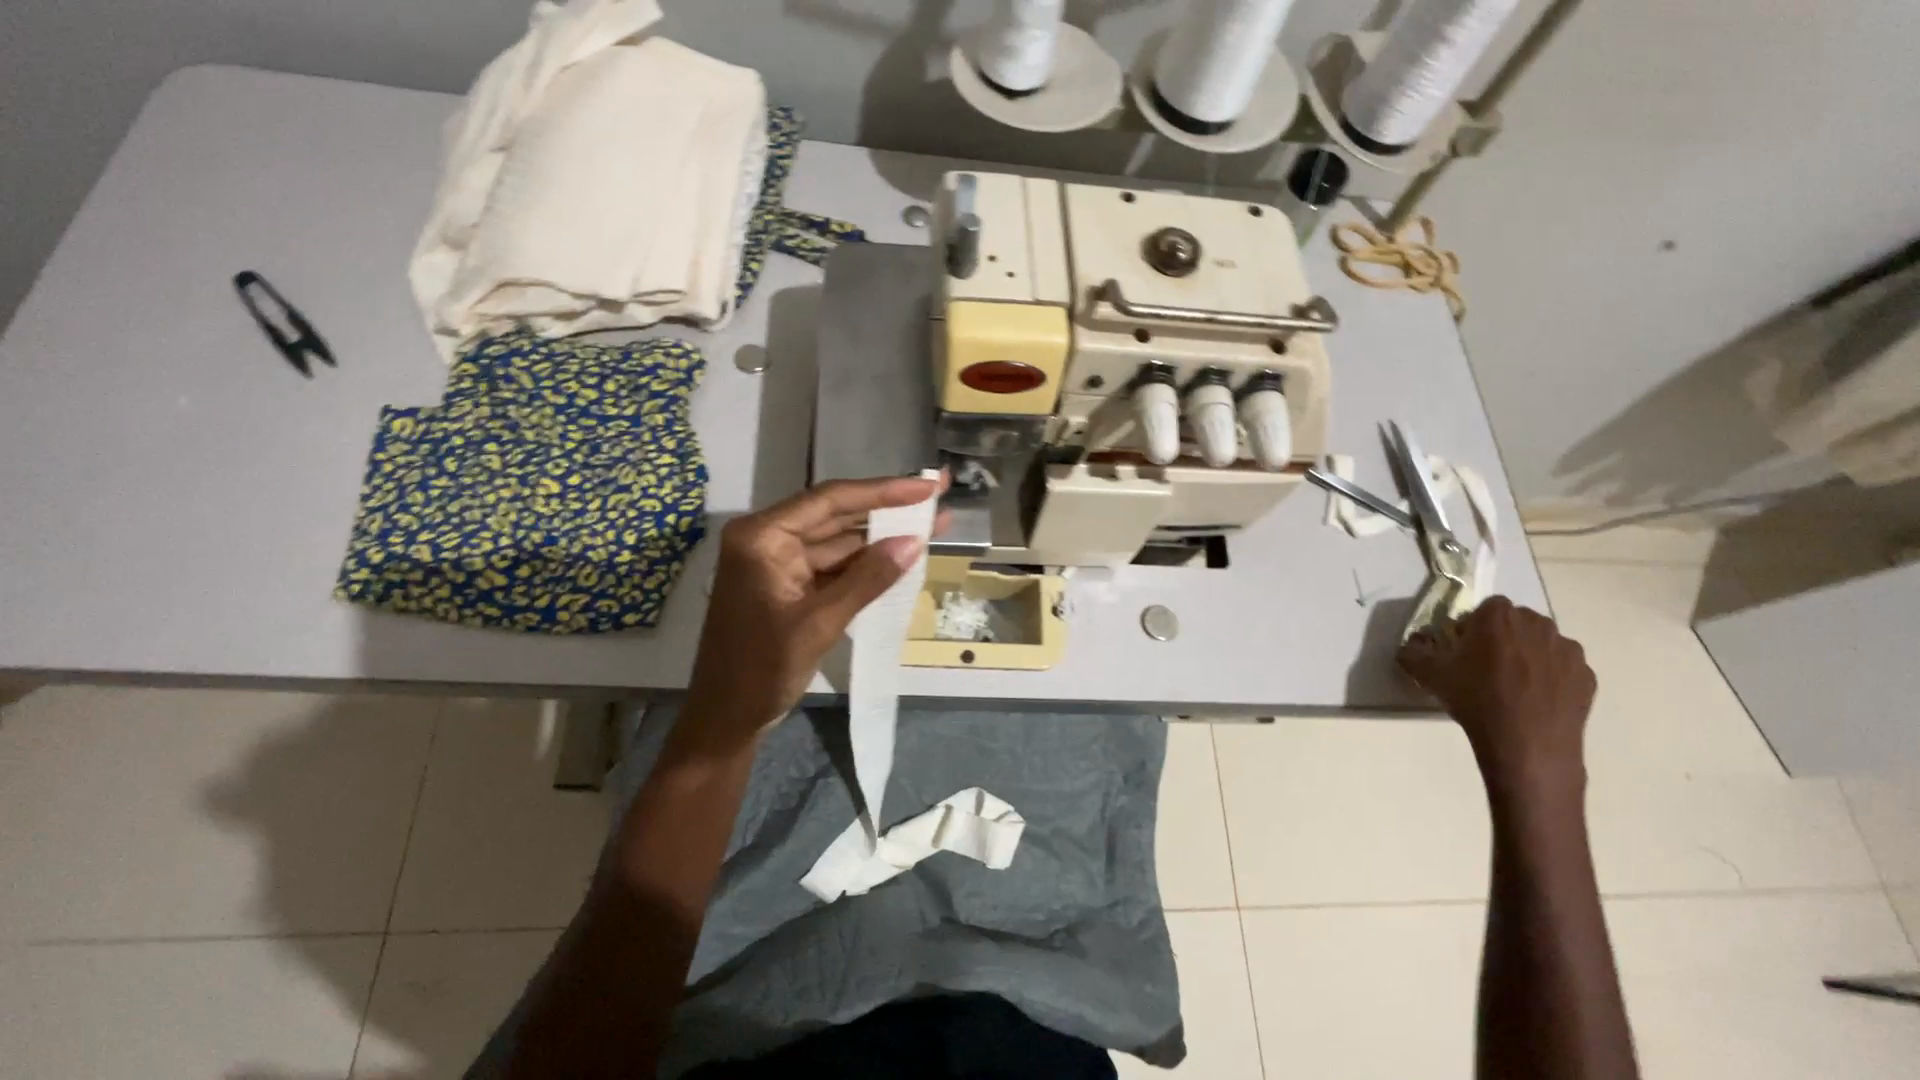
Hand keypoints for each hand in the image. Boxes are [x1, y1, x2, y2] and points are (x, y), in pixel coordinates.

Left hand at [683, 474, 947, 746]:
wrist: (726, 719)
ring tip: (931, 525)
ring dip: (880, 537)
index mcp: (762, 537)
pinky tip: (900, 558)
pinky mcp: (787, 586)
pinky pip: (832, 567)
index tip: (926, 487)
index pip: (830, 501)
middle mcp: (767, 539)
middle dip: (887, 509)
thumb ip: (868, 578)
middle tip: (937, 496)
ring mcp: (777, 563)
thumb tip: (914, 542)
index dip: (883, 491)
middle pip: (836, 516)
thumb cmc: (762, 669)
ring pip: (838, 542)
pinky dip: (864, 565)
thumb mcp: (820, 622)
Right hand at [1398, 596, 1596, 784]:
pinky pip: (1564, 670)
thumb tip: (1411, 645)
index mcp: (1499, 615)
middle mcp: (1538, 623)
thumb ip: (1413, 653)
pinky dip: (1552, 680)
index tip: (1465, 651)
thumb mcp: (1429, 675)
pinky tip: (1536, 703)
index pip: (1486, 609)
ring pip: (1543, 645)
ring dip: (1530, 658)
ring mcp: (1567, 649)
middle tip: (1487, 670)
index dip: (1474, 628)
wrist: (1527, 743)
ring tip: (1514, 690)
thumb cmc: (1475, 699)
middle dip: (1504, 639)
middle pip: (1517, 623)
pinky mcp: (1587, 675)